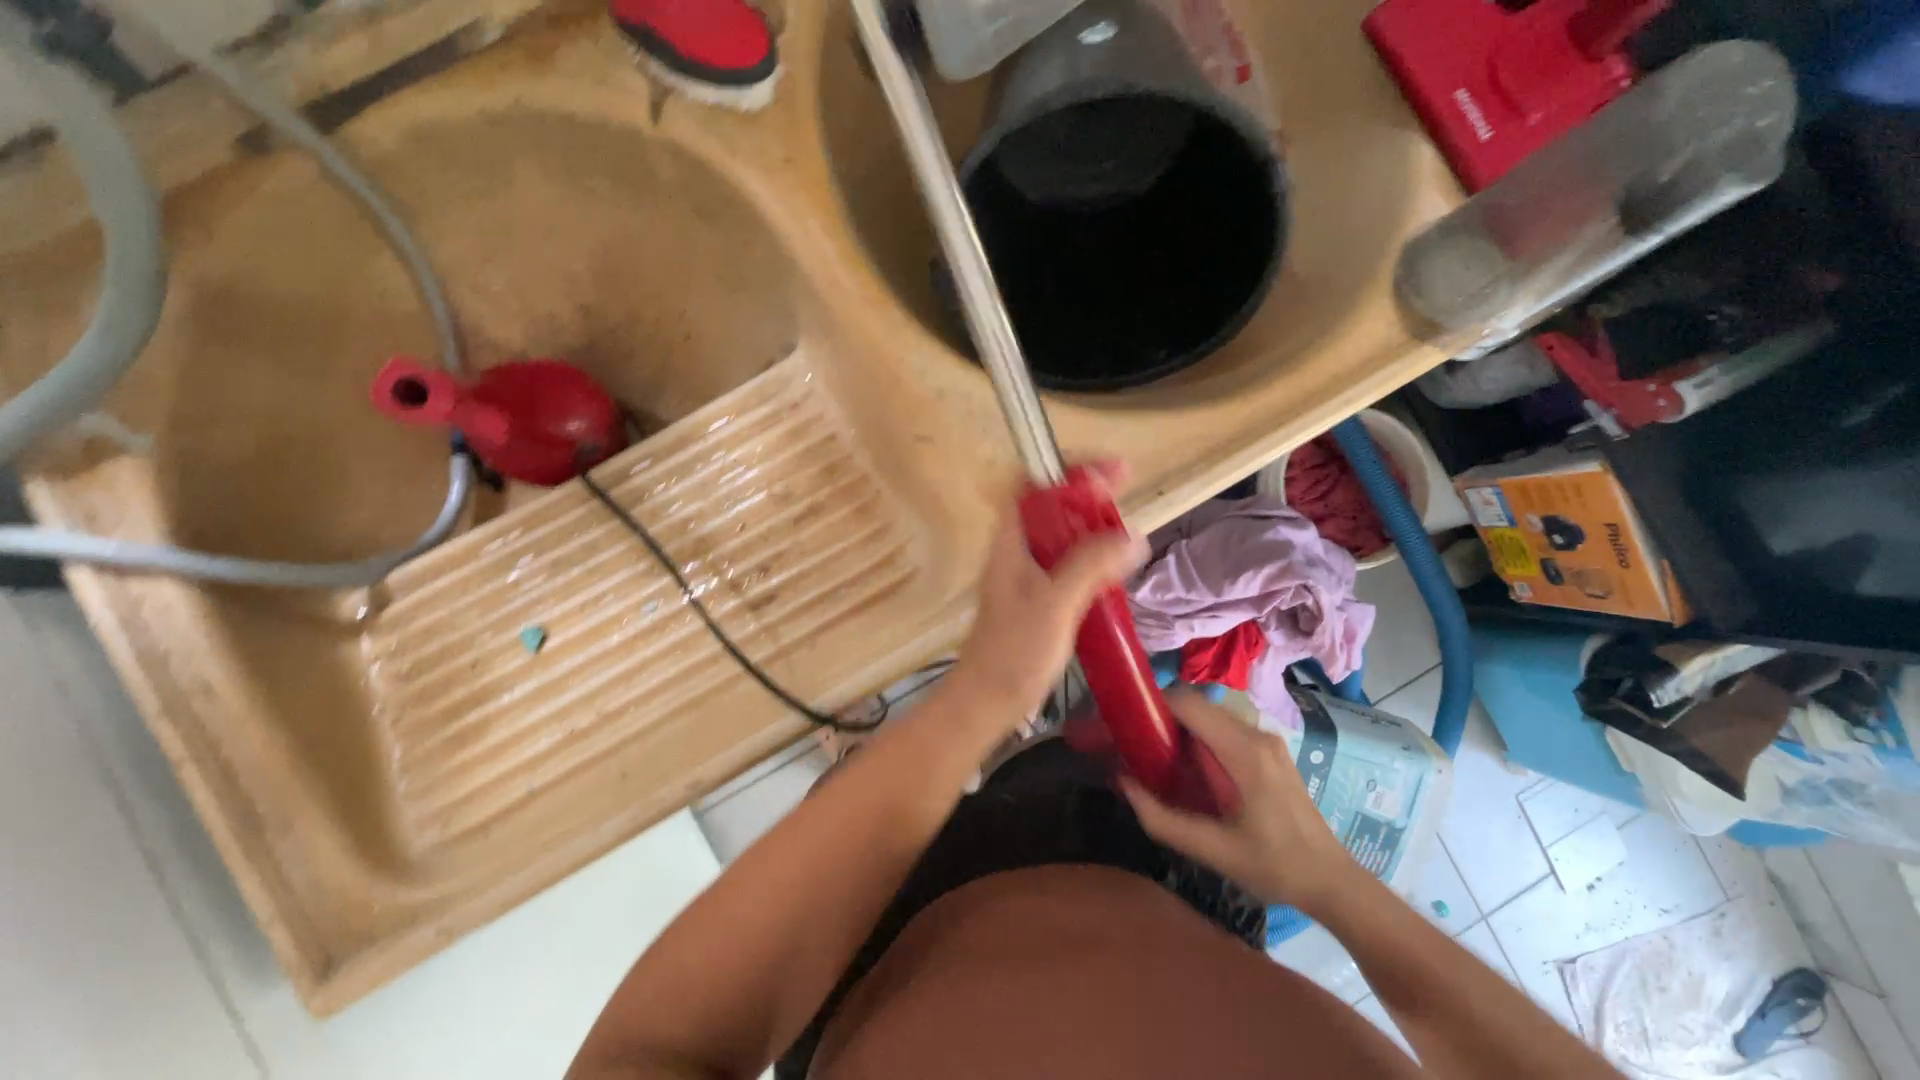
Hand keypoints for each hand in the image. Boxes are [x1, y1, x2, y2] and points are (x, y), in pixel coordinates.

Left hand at [945, 465, 1148, 733]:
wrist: (986, 702)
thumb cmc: (1013, 653)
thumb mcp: (1055, 604)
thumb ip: (1091, 566)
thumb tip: (1134, 536)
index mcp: (1010, 542)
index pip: (1029, 483)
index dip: (1067, 469)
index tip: (1110, 472)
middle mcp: (1015, 552)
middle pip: (1050, 505)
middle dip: (1088, 497)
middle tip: (1125, 500)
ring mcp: (1026, 576)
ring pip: (1061, 536)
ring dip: (1092, 529)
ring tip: (1127, 536)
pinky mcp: (1038, 600)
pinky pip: (1067, 565)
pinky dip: (1091, 560)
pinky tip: (1114, 574)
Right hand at [1120, 690, 1361, 912]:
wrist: (1332, 881)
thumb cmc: (1275, 866)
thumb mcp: (1213, 850)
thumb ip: (1162, 818)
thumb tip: (1122, 783)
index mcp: (1245, 751)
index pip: (1188, 703)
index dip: (1152, 707)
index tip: (1125, 726)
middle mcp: (1257, 735)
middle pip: (1197, 707)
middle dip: (1160, 720)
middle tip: (1132, 747)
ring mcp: (1267, 742)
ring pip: (1210, 718)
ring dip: (1179, 730)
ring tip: (1153, 760)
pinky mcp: (1270, 753)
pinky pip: (1224, 732)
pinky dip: (1198, 741)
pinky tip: (1187, 772)